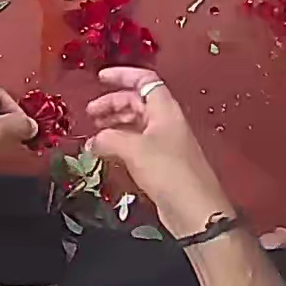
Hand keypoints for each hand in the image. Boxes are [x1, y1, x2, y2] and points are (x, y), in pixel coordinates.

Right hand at [84, 67, 232, 239]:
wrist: (194, 210)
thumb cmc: (168, 171)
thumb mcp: (134, 149)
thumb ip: (108, 138)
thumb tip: (93, 141)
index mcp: (164, 109)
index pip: (144, 80)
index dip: (122, 75)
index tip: (100, 78)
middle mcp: (165, 121)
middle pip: (137, 101)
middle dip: (112, 103)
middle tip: (90, 113)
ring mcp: (164, 142)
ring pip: (135, 123)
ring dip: (114, 123)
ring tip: (94, 133)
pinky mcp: (161, 162)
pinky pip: (136, 143)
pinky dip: (119, 142)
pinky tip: (106, 151)